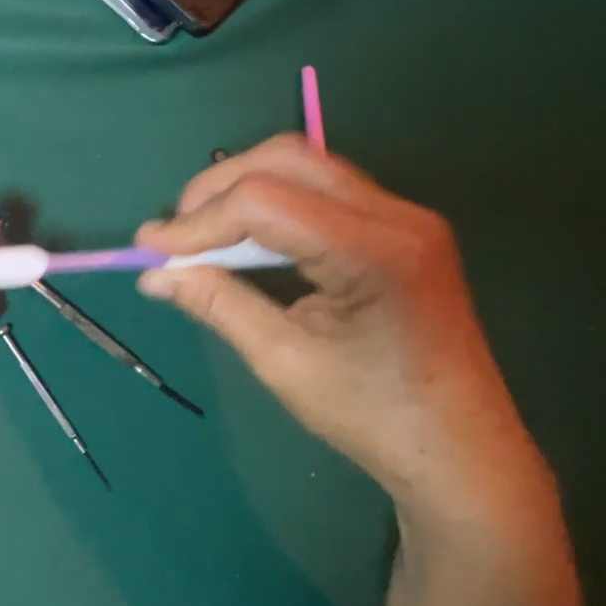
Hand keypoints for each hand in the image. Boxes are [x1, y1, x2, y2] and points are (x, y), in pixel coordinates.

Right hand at [134, 135, 545, 511]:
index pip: (264, 200)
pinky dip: (269, 207)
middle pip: (287, 160)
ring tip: (197, 238)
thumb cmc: (369, 412)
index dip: (197, 221)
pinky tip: (241, 245)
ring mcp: (404, 219)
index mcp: (372, 251)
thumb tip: (153, 276)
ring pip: (304, 167)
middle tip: (172, 236)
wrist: (457, 445)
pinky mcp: (398, 231)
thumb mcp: (280, 359)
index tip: (147, 251)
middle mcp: (396, 216)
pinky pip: (321, 193)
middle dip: (216, 190)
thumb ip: (217, 304)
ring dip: (240, 192)